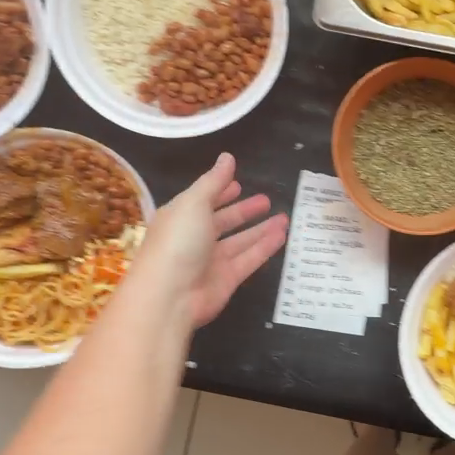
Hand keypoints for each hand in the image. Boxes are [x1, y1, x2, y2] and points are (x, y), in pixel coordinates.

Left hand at [132, 153, 287, 326]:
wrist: (169, 297)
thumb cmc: (177, 242)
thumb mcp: (193, 203)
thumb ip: (214, 181)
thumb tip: (227, 156)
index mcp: (180, 217)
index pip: (203, 200)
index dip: (220, 191)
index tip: (238, 183)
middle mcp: (195, 238)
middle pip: (223, 222)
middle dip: (243, 211)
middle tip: (266, 200)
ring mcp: (211, 261)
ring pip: (240, 241)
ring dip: (261, 229)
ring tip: (285, 217)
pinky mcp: (227, 279)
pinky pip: (250, 259)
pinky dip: (265, 247)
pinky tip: (282, 235)